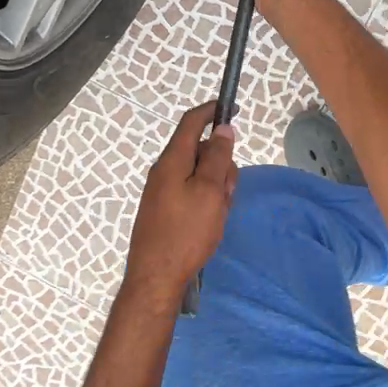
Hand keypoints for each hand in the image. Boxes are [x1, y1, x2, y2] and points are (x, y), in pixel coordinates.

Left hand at [124, 102, 237, 297]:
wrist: (156, 278)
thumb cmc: (186, 233)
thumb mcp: (210, 191)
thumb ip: (217, 157)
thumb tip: (222, 127)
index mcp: (172, 160)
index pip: (191, 122)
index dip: (211, 111)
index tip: (232, 108)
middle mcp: (163, 171)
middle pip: (199, 151)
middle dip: (220, 164)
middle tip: (227, 192)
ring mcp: (162, 192)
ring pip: (198, 175)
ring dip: (215, 187)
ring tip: (218, 215)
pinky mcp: (164, 210)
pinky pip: (191, 193)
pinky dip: (205, 201)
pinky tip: (209, 225)